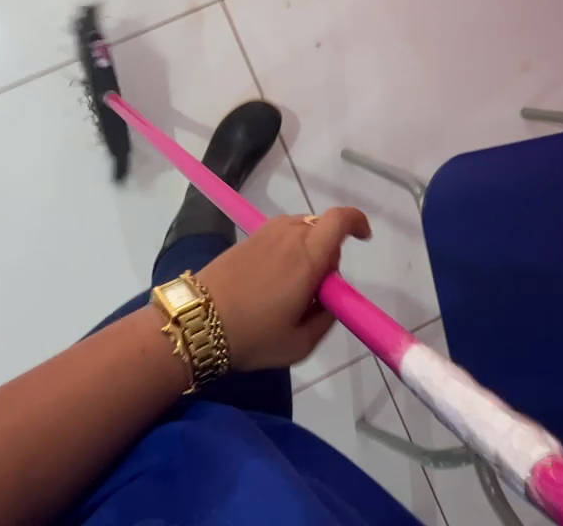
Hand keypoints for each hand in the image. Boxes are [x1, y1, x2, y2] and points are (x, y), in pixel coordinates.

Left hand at [192, 207, 373, 370]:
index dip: (356, 221)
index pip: (339, 220)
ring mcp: (266, 233)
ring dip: (308, 249)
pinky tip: (274, 280)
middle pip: (322, 228)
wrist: (198, 321)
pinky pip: (281, 233)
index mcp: (308, 258)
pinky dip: (288, 249)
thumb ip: (326, 318)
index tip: (363, 237)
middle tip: (318, 289)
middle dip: (330, 251)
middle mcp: (290, 236)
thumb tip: (332, 299)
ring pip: (301, 229)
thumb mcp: (299, 343)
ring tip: (293, 288)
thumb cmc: (253, 336)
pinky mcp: (249, 237)